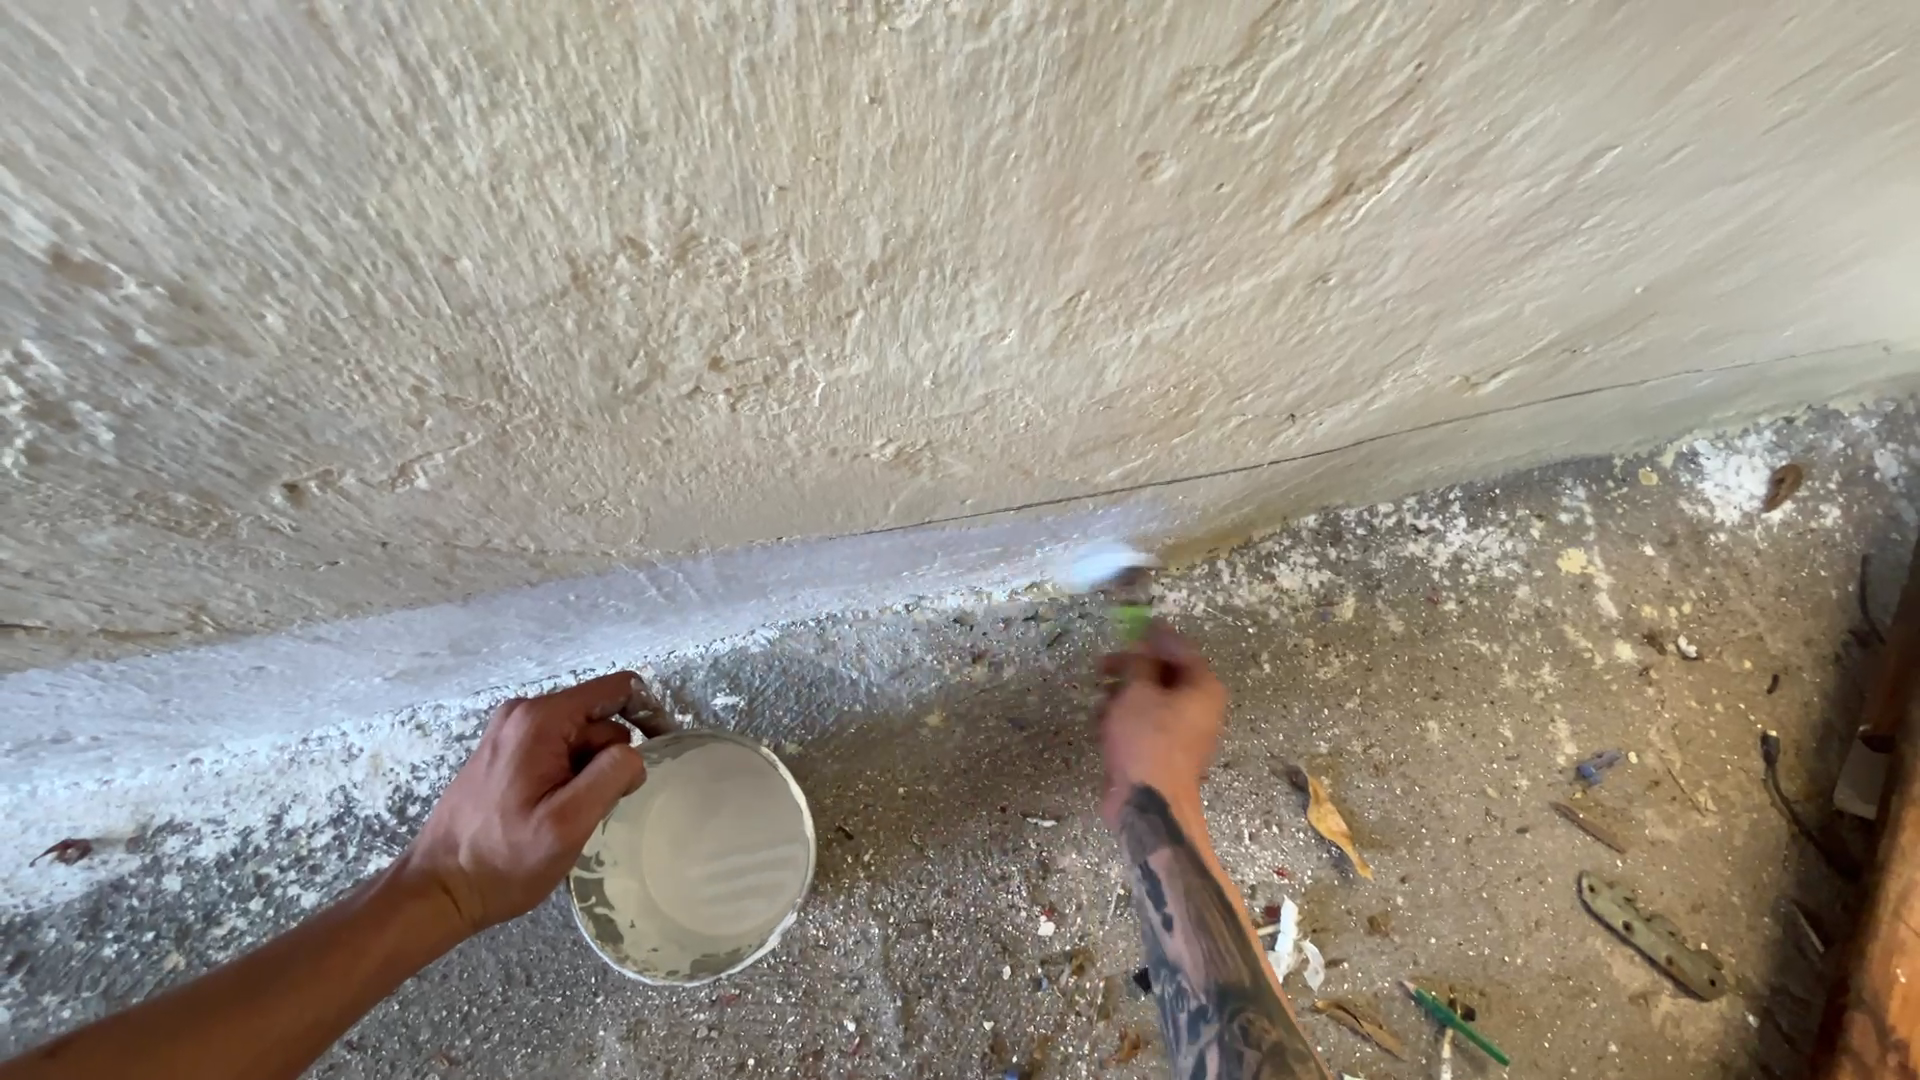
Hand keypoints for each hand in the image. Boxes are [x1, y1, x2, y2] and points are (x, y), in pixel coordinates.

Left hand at [400, 671, 673, 935]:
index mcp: (541, 718)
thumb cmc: (503, 859)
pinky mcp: (506, 751)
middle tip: (592, 807)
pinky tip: (556, 809)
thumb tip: (634, 753)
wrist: (435, 892)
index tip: (659, 753)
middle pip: (600, 719)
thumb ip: (611, 775)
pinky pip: (561, 749)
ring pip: (583, 738)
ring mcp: (512, 731)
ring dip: (590, 773)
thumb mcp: (569, 822)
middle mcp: (525, 712)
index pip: (618, 689)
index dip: (649, 714)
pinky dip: (571, 775)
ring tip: (568, 813)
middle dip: (610, 760)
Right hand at [1096, 621, 1226, 828]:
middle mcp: (1201, 708)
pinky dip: (1125, 719)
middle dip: (1131, 668)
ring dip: (1123, 695)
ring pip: (1151, 700)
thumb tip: (1143, 643)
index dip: (1156, 635)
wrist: (1149, 804)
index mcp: (1204, 688)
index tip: (1134, 624)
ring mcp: (1184, 732)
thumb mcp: (1137, 691)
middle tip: (1103, 664)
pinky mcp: (1165, 751)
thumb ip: (1139, 662)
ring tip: (1099, 700)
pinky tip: (1103, 725)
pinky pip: (1146, 723)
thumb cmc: (1146, 739)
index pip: (1182, 648)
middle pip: (1165, 674)